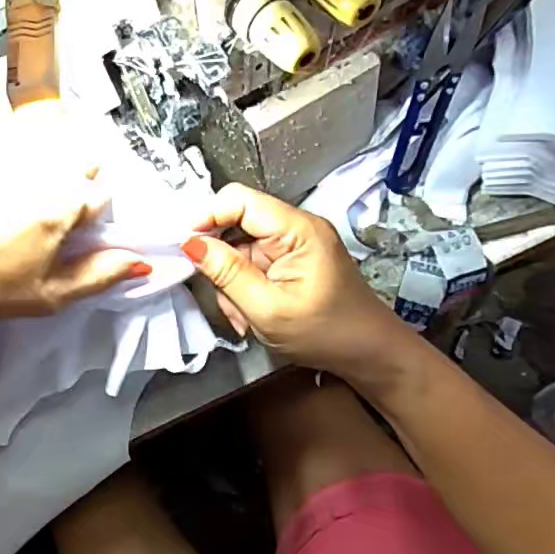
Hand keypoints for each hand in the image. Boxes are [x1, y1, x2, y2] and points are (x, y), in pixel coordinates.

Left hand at [0, 104, 150, 349]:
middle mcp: (37, 161)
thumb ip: (100, 274)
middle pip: (82, 149)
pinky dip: (17, 132)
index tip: (71, 226)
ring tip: (27, 179)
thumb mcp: (47, 296)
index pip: (101, 192)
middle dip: (77, 172)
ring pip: (51, 127)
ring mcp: (0, 140)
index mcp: (61, 202)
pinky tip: (0, 164)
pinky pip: (11, 118)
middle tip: (50, 201)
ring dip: (52, 147)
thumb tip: (142, 259)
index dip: (89, 211)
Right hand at [184, 183, 415, 381]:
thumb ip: (227, 273)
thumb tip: (192, 244)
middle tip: (221, 293)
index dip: (207, 216)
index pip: (240, 200)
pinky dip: (244, 288)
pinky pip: (253, 264)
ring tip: (243, 315)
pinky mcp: (291, 260)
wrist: (368, 354)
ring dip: (232, 282)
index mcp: (298, 229)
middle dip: (221, 261)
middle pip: (236, 223)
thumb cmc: (329, 334)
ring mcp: (294, 244)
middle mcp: (297, 227)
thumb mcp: (268, 308)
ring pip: (240, 249)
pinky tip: (251, 313)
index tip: (186, 244)